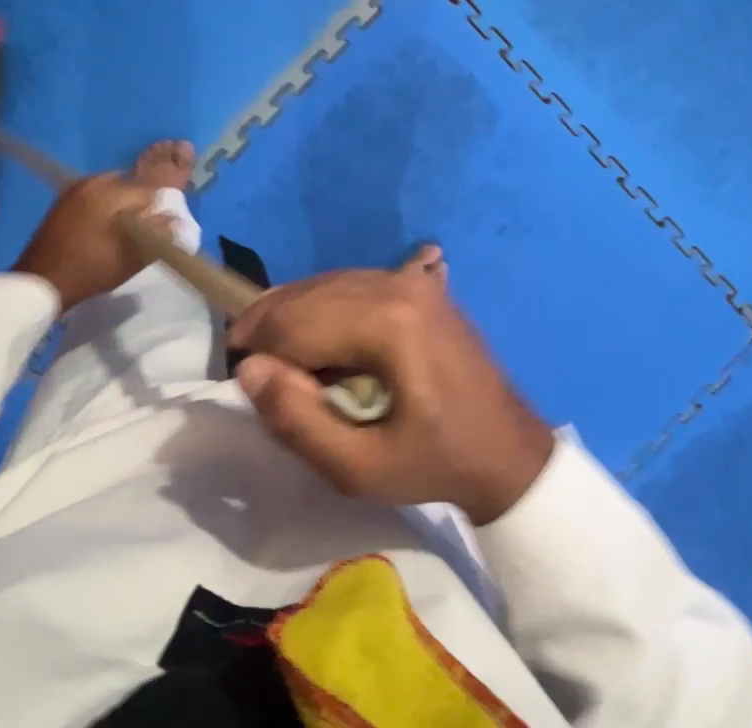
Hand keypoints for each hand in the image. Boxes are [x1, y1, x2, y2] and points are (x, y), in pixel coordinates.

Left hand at [11, 174, 159, 310]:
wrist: (41, 281)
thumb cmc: (91, 269)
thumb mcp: (132, 256)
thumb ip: (159, 234)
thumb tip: (176, 219)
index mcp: (111, 192)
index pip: (149, 189)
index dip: (159, 208)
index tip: (160, 227)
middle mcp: (92, 182)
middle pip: (129, 184)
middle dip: (139, 202)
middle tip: (141, 228)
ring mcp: (73, 190)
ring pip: (110, 189)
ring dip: (121, 203)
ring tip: (122, 229)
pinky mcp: (62, 201)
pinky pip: (93, 195)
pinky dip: (103, 206)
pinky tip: (102, 227)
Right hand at [226, 266, 554, 525]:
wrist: (508, 452)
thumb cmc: (435, 465)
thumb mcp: (359, 469)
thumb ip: (297, 420)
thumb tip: (249, 370)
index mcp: (388, 323)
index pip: (293, 322)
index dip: (255, 353)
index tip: (243, 388)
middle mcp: (399, 285)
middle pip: (306, 294)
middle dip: (267, 329)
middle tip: (253, 374)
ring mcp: (414, 282)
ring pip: (325, 284)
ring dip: (292, 317)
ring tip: (280, 362)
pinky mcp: (421, 287)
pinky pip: (352, 285)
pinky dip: (323, 308)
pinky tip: (318, 342)